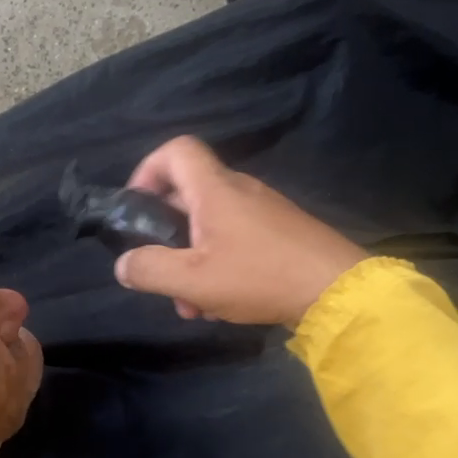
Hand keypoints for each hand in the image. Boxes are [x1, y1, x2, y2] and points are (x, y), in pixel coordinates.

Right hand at [115, 136, 368, 326]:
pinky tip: (222, 305)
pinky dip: (218, 267)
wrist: (334, 289)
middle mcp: (238, 190)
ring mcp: (262, 211)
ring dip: (192, 264)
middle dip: (166, 239)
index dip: (147, 170)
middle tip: (162, 277)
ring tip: (193, 307)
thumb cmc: (258, 277)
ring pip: (210, 228)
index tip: (136, 208)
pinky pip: (235, 241)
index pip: (175, 151)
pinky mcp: (279, 233)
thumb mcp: (193, 281)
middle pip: (187, 196)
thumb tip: (123, 264)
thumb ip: (150, 270)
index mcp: (214, 189)